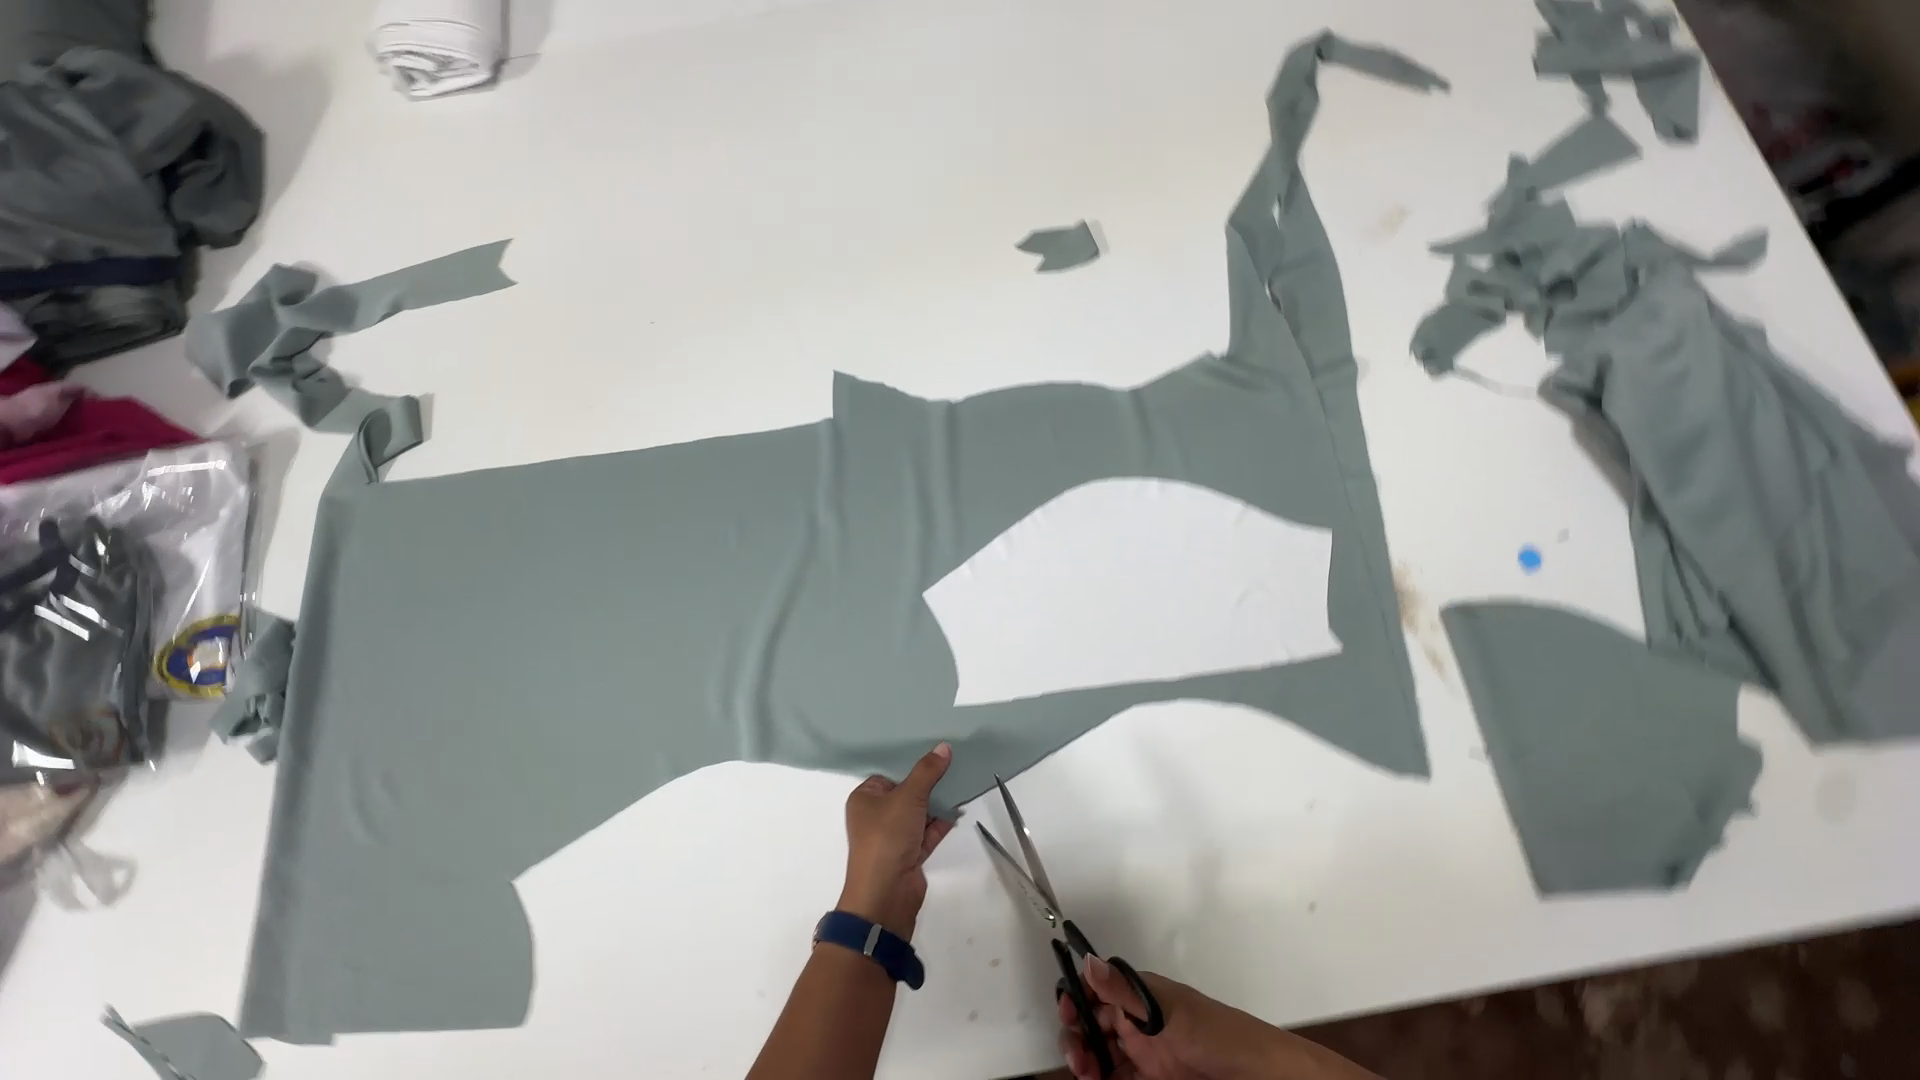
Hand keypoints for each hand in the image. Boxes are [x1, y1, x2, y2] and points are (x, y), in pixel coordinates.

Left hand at [837, 743, 955, 938]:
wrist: (886, 893)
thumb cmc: (887, 837)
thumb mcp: (907, 797)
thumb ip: (927, 772)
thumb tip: (944, 747)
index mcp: (865, 798)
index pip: (889, 774)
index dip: (910, 763)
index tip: (935, 749)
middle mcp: (876, 815)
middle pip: (906, 792)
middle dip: (929, 782)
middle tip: (954, 762)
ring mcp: (894, 836)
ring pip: (919, 812)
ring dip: (938, 802)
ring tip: (962, 780)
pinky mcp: (910, 853)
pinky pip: (928, 831)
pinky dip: (942, 822)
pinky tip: (959, 808)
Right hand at [1060, 956, 1379, 1079]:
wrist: (1256, 1076)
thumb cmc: (1215, 1034)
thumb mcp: (1168, 1011)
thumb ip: (1125, 991)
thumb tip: (1088, 961)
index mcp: (1138, 995)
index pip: (1096, 987)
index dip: (1076, 996)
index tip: (1066, 1012)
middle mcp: (1136, 1020)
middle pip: (1091, 1023)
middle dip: (1076, 1036)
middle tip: (1078, 1059)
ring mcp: (1144, 1053)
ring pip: (1100, 1054)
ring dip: (1086, 1062)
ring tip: (1087, 1075)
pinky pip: (1117, 1079)